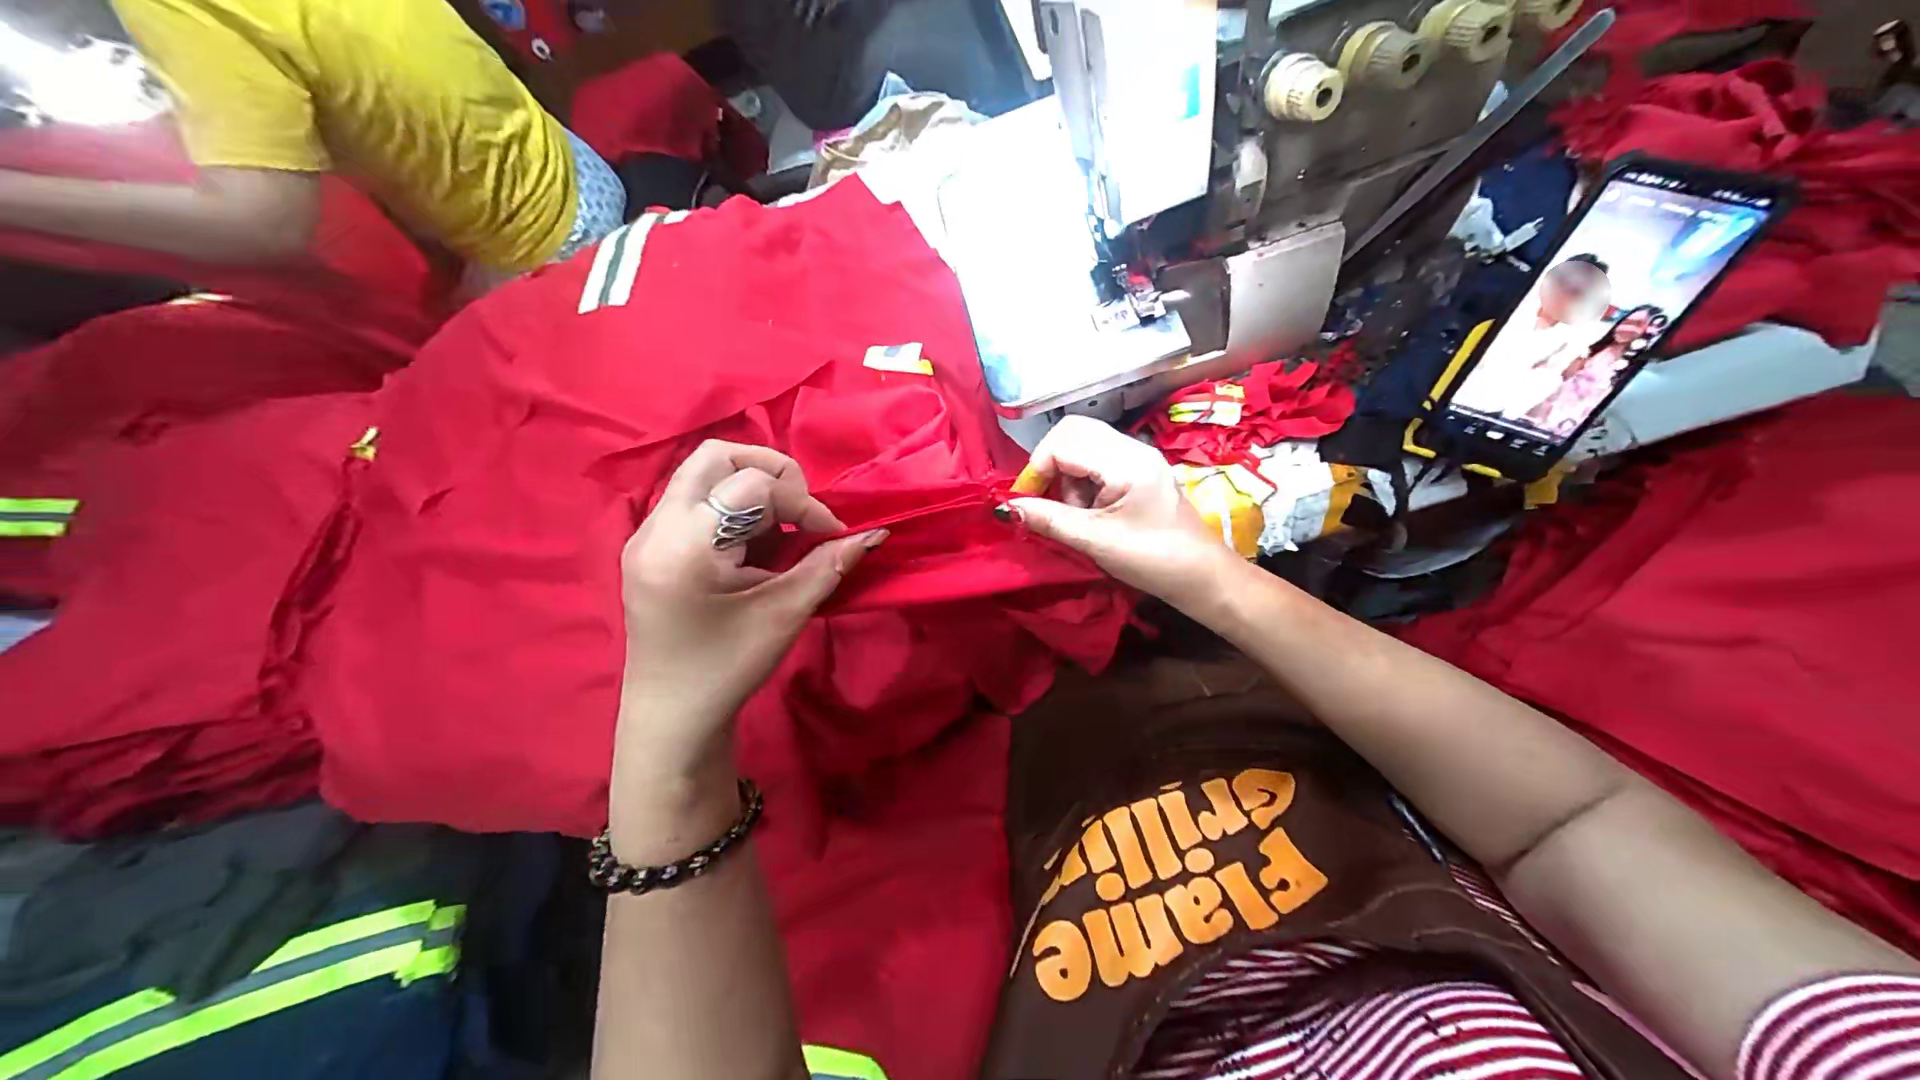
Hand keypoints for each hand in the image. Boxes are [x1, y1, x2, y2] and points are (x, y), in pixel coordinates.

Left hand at [616, 440, 885, 780]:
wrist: (672, 715)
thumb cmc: (728, 669)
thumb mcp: (785, 614)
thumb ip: (828, 565)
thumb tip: (875, 533)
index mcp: (685, 546)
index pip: (753, 486)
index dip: (803, 503)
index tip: (832, 535)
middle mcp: (655, 528)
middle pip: (717, 457)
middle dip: (772, 472)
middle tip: (801, 512)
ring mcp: (645, 535)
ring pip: (702, 474)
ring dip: (751, 487)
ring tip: (778, 530)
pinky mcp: (648, 546)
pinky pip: (693, 499)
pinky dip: (731, 506)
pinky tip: (751, 544)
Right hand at [1006, 415, 1236, 611]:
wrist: (1202, 577)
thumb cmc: (1152, 560)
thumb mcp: (1095, 541)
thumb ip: (1048, 520)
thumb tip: (1006, 508)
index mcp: (1126, 461)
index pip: (1063, 442)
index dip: (1036, 470)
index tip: (1026, 502)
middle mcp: (1132, 448)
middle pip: (1072, 432)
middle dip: (1049, 465)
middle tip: (1046, 501)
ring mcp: (1138, 457)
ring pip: (1082, 444)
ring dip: (1066, 475)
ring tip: (1074, 513)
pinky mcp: (1138, 470)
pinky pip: (1097, 459)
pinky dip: (1081, 480)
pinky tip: (1088, 511)